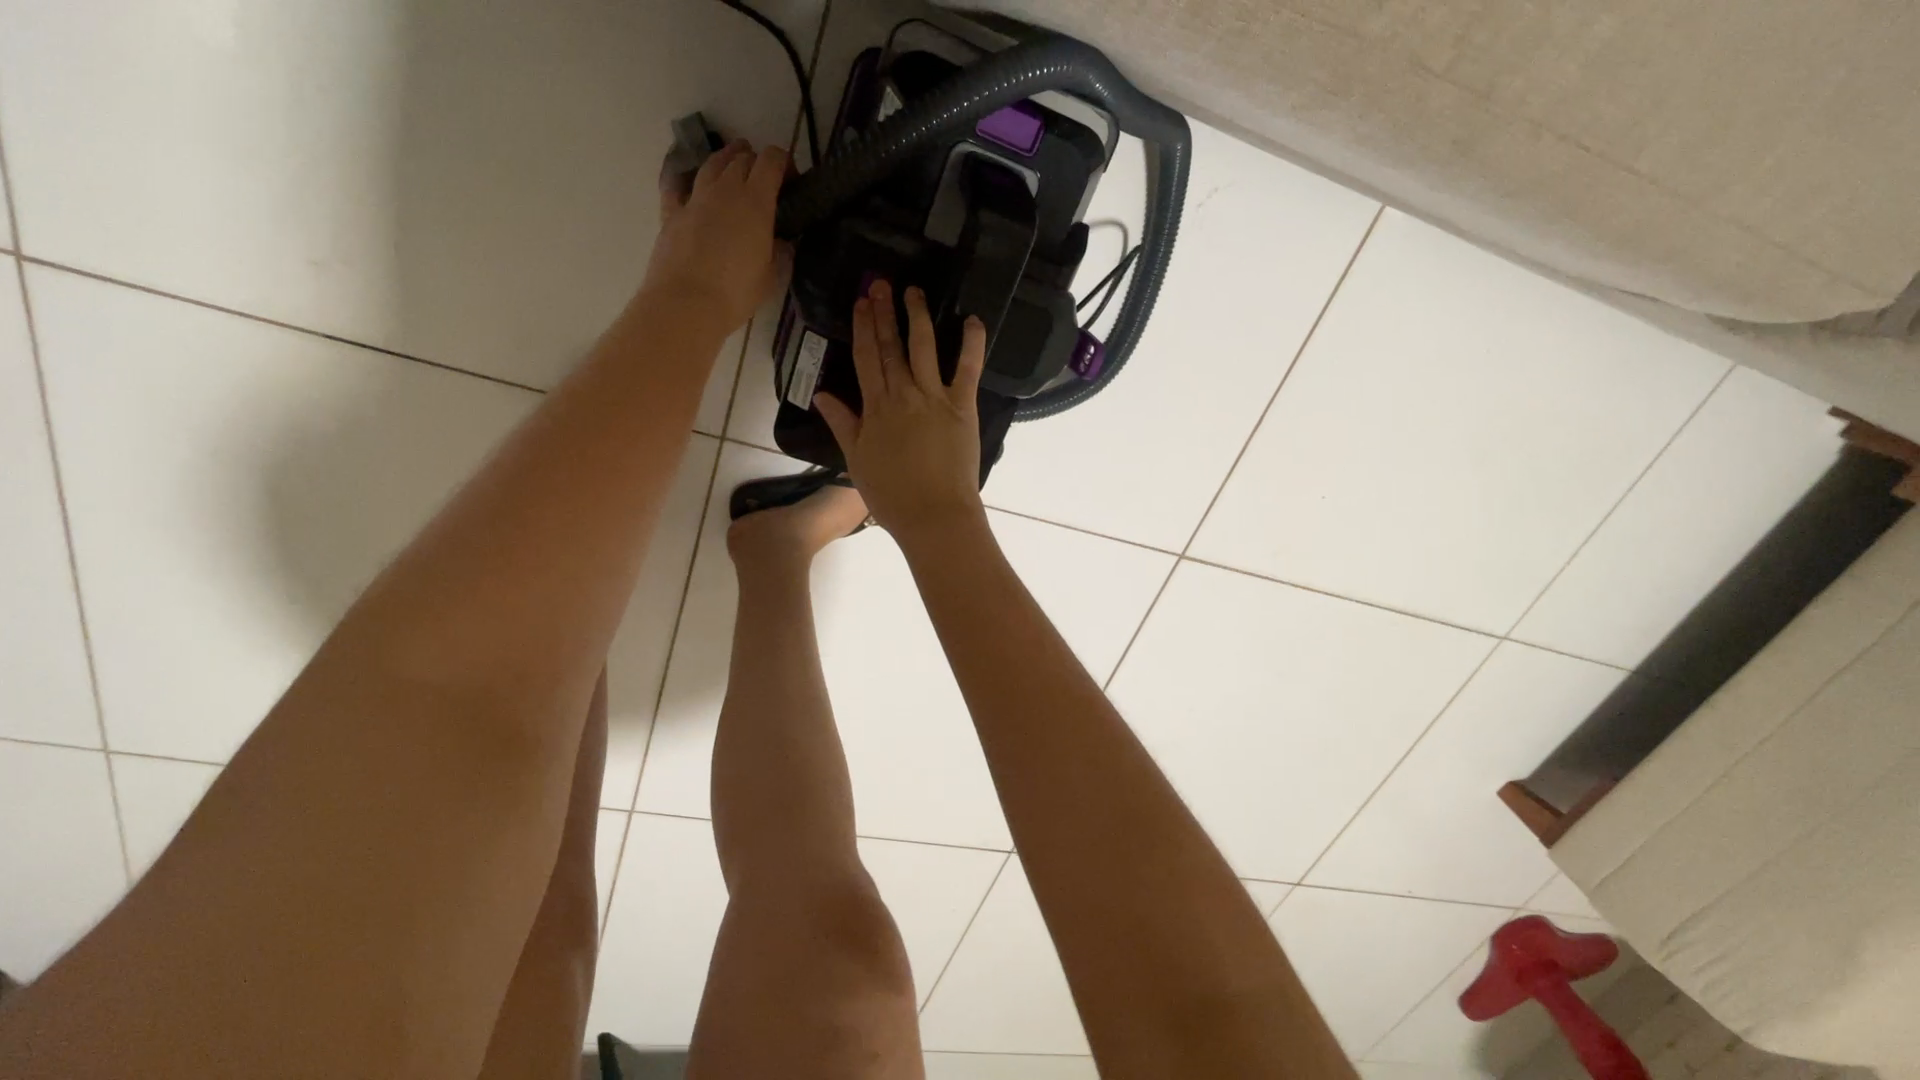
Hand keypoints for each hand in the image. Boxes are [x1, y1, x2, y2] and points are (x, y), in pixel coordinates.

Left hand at [642, 139, 788, 331]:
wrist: (686, 304)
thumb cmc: (736, 293)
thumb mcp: (771, 276)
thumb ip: (779, 252)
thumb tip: (781, 241)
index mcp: (756, 202)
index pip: (771, 161)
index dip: (784, 162)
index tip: (791, 179)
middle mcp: (725, 190)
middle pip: (742, 159)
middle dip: (756, 162)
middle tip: (763, 180)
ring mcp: (694, 199)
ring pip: (712, 165)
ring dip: (726, 159)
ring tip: (733, 162)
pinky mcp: (671, 213)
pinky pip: (676, 185)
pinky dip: (684, 179)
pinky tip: (687, 182)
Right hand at [815, 280, 988, 538]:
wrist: (934, 515)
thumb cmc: (891, 495)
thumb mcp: (857, 460)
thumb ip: (843, 423)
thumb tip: (821, 394)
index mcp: (876, 408)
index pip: (866, 358)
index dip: (863, 327)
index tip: (861, 302)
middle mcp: (904, 394)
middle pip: (891, 347)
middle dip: (884, 313)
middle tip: (881, 283)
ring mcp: (935, 398)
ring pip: (924, 348)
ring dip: (918, 317)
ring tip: (914, 292)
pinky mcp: (963, 407)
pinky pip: (968, 369)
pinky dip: (971, 344)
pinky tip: (972, 320)